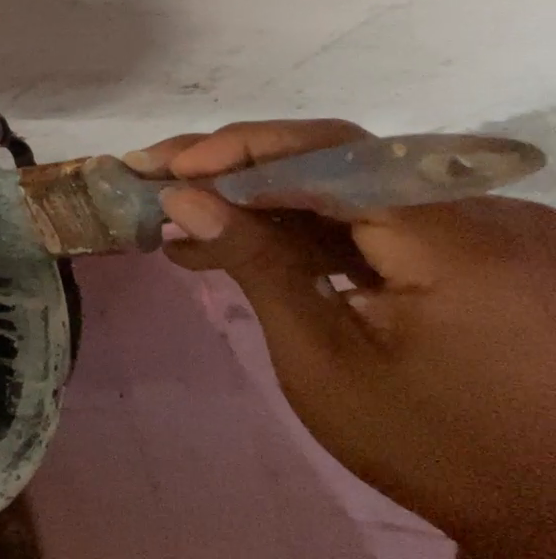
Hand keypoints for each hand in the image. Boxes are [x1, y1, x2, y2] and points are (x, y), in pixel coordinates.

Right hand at [128, 120, 555, 557]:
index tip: (166, 166)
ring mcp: (485, 231)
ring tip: (180, 214)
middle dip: (237, 165)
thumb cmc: (429, 447)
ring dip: (259, 195)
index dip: (242, 151)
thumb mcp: (323, 359)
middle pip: (337, 159)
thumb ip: (257, 264)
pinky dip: (302, 222)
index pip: (334, 157)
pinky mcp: (475, 250)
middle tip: (155, 170)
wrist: (545, 519)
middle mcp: (487, 218)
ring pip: (346, 184)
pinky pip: (372, 215)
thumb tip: (181, 196)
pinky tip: (238, 240)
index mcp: (461, 245)